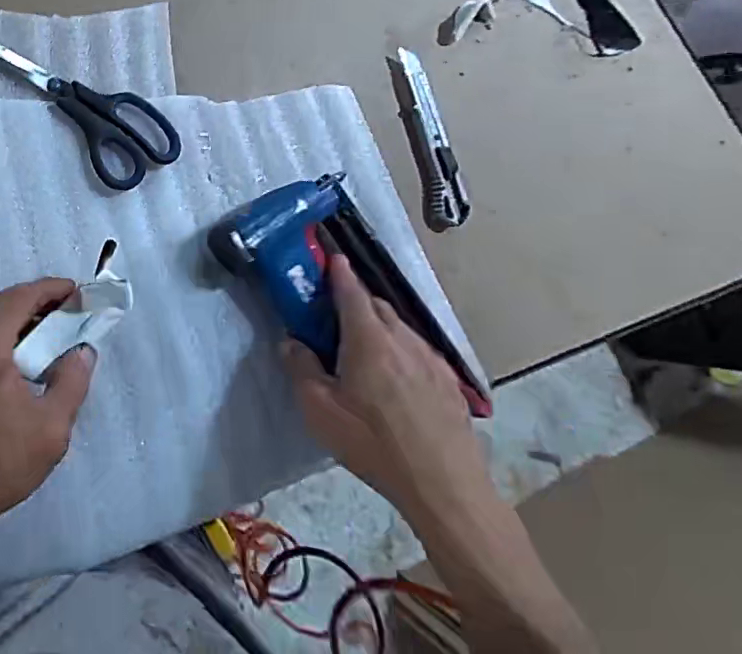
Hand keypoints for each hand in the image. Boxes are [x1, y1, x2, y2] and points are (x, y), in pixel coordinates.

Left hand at [0, 278, 97, 530]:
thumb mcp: (51, 429)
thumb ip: (73, 382)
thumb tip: (81, 351)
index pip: (21, 296)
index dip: (51, 287)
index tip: (76, 293)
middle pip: (1, 297)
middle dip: (36, 297)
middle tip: (64, 312)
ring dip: (12, 308)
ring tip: (39, 331)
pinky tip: (11, 351)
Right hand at [283, 255, 484, 513]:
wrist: (444, 484)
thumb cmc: (374, 445)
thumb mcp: (321, 411)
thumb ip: (301, 369)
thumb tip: (292, 342)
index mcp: (368, 339)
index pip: (351, 291)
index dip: (339, 271)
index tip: (332, 257)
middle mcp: (402, 338)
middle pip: (376, 305)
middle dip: (357, 301)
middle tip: (337, 316)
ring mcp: (431, 358)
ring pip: (400, 327)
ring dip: (380, 327)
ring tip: (365, 350)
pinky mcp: (449, 380)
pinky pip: (419, 350)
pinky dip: (402, 350)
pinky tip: (397, 379)